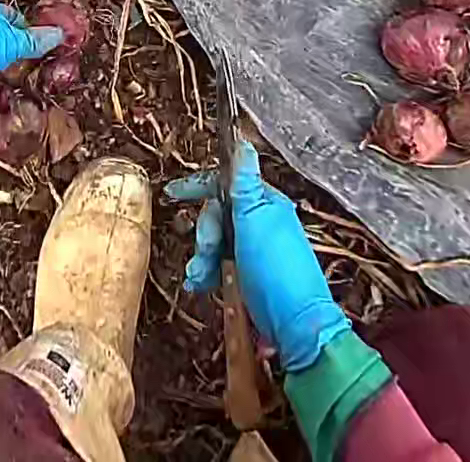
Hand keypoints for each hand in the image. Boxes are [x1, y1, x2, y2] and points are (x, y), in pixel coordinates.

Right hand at [167, 141, 352, 371]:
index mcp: (264, 202)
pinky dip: (208, 272)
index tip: (173, 193)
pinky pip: (220, 264)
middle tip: (206, 249)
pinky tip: (202, 285)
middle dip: (205, 231)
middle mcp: (259, 221)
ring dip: (203, 256)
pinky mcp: (249, 274)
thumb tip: (242, 143)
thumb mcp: (254, 219)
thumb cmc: (276, 269)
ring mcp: (254, 249)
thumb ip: (244, 183)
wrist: (296, 326)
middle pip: (217, 213)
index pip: (226, 182)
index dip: (199, 186)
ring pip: (216, 241)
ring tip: (200, 276)